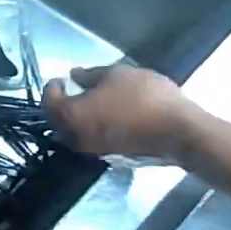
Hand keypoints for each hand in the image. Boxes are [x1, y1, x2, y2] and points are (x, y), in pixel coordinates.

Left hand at [43, 64, 204, 161]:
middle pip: (56, 117)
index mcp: (68, 115)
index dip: (53, 86)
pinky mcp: (107, 155)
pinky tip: (104, 115)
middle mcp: (72, 136)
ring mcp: (89, 148)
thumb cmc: (144, 98)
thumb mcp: (116, 74)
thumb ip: (90, 74)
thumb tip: (75, 75)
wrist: (182, 133)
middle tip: (72, 89)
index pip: (48, 99)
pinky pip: (89, 137)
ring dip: (75, 116)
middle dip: (61, 103)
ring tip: (89, 100)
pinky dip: (89, 126)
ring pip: (72, 130)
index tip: (61, 79)